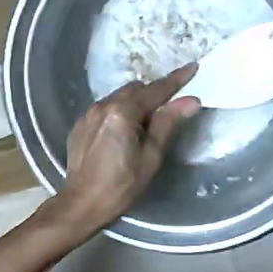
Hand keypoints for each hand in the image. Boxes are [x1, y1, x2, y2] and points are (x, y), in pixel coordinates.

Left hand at [44, 64, 201, 239]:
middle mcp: (102, 106)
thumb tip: (190, 100)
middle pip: (134, 90)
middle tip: (167, 111)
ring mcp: (88, 115)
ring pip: (118, 97)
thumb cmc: (121, 185)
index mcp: (122, 113)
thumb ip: (167, 124)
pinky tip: (122, 133)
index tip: (192, 68)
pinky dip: (118, 113)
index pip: (155, 90)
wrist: (82, 203)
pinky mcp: (80, 125)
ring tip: (144, 126)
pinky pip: (104, 109)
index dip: (176, 80)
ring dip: (134, 103)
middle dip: (153, 94)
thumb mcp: (151, 157)